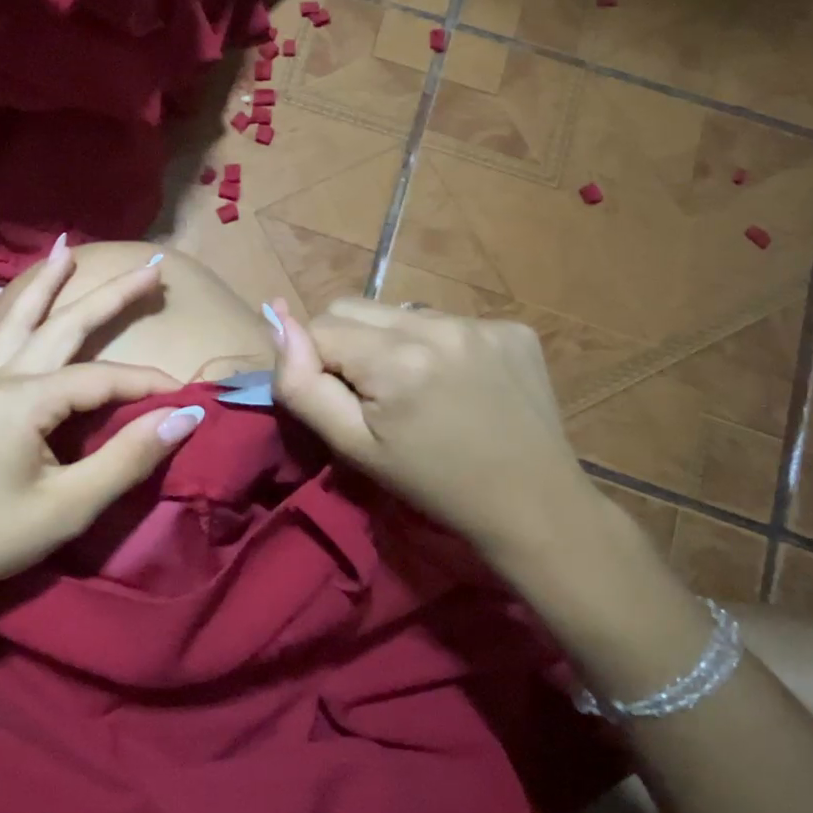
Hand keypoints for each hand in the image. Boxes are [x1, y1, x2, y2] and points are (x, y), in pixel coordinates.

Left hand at [0, 244, 204, 614]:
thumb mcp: (71, 504)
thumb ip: (128, 457)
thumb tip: (184, 417)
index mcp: (29, 400)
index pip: (104, 378)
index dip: (149, 384)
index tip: (188, 398)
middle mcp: (4, 381)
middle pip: (66, 328)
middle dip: (111, 297)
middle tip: (150, 266)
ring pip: (17, 326)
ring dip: (43, 288)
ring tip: (62, 251)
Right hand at [268, 297, 600, 557]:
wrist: (533, 506)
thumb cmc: (432, 484)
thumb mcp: (353, 447)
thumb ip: (303, 387)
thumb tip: (279, 326)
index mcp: (396, 358)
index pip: (318, 327)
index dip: (318, 364)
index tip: (344, 404)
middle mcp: (438, 325)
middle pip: (353, 307)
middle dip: (347, 345)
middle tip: (374, 396)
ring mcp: (481, 323)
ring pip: (397, 312)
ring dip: (390, 342)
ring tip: (418, 390)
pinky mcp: (511, 328)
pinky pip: (444, 320)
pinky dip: (435, 346)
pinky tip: (457, 384)